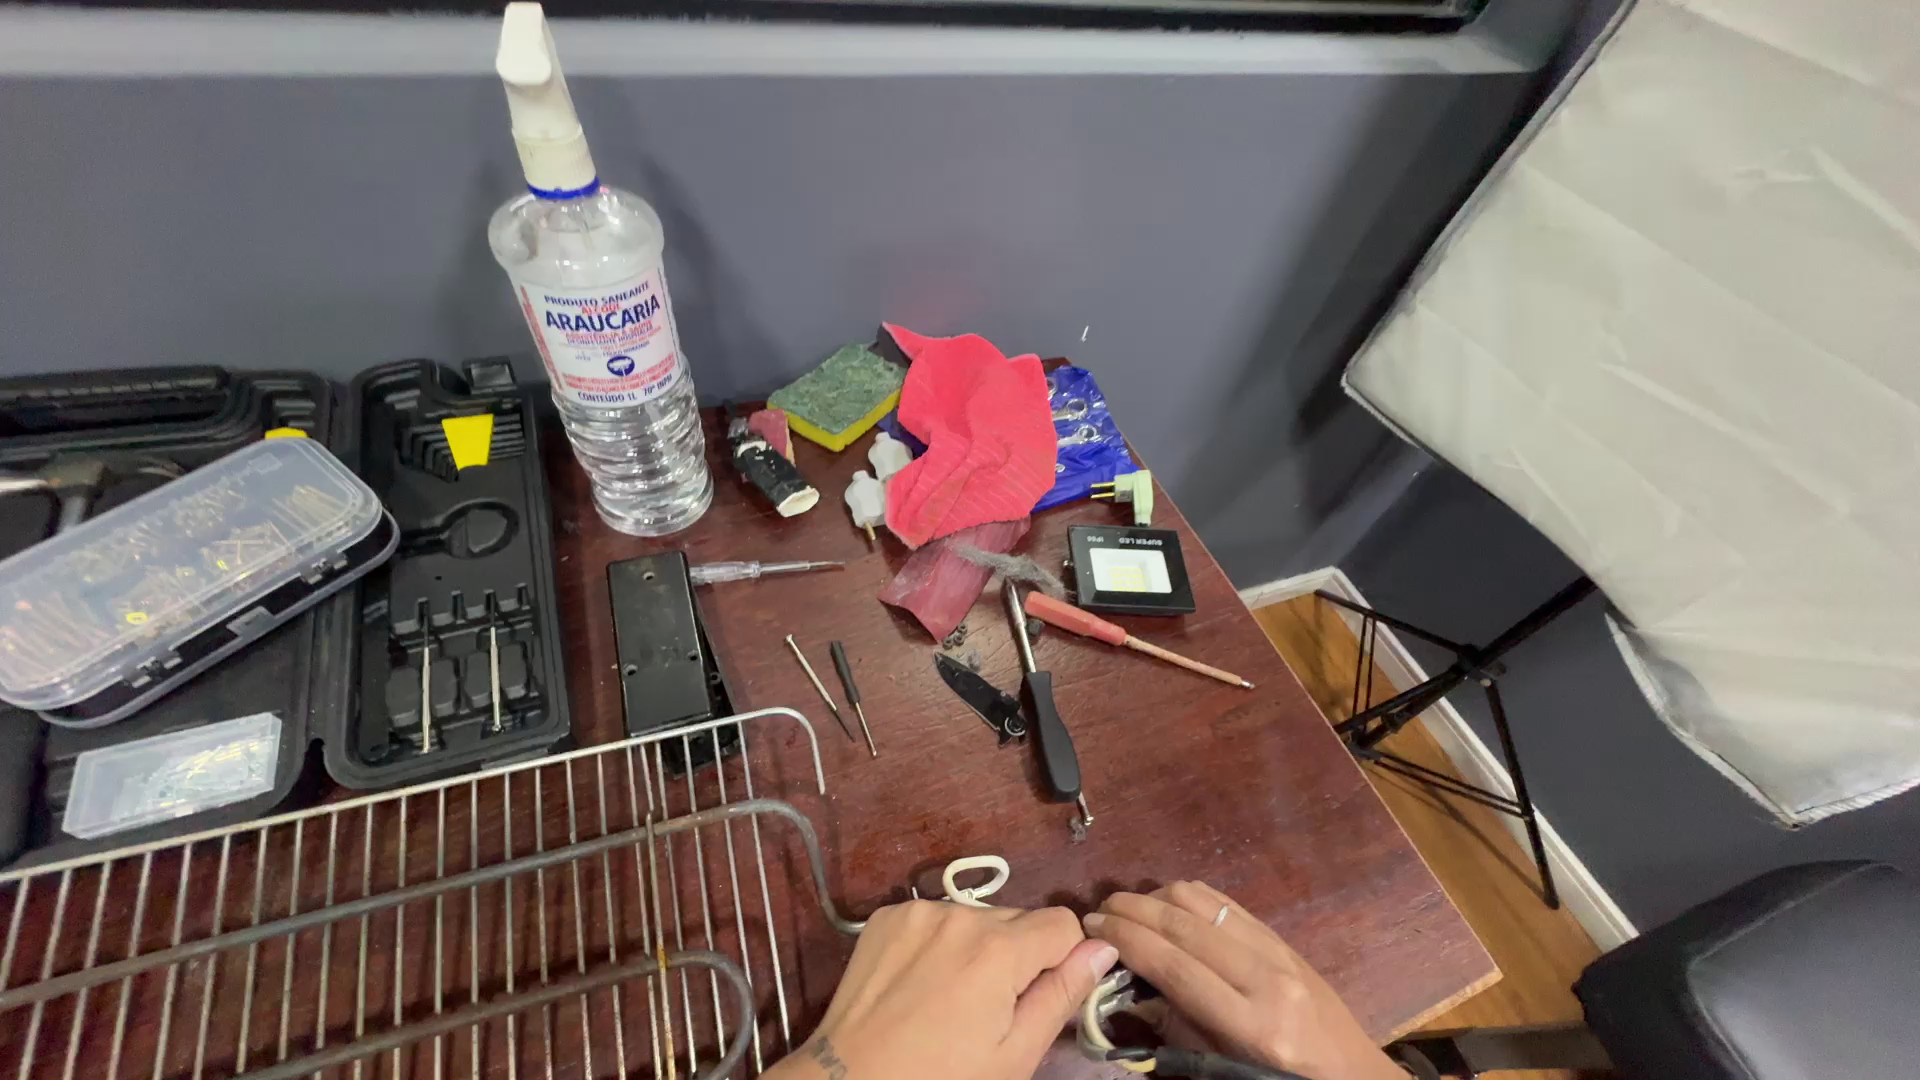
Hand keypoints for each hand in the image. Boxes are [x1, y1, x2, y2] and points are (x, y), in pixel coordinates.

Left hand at [767, 899, 1119, 1079]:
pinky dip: (939, 941)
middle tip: (992, 1007)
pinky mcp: (888, 914)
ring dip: (978, 947)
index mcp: (998, 948)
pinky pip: (935, 916)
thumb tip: (1103, 948)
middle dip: (1019, 955)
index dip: (1063, 959)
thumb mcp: (1014, 1057)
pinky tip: (920, 980)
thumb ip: (1061, 995)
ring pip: (977, 917)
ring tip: (951, 997)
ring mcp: (920, 910)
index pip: (1062, 923)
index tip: (1042, 994)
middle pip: (1018, 919)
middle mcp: (962, 914)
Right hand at [1084, 881, 1403, 1079]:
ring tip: (1127, 910)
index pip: (1173, 965)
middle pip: (1180, 922)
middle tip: (1097, 911)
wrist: (1356, 1078)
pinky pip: (1219, 899)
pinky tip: (1164, 906)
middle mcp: (1264, 976)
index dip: (1126, 939)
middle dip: (1130, 910)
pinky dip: (1182, 895)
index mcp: (1253, 1025)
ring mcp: (1274, 947)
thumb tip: (1128, 984)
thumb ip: (1177, 1028)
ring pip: (1197, 898)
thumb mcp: (1226, 1072)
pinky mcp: (1278, 933)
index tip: (1091, 926)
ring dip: (1153, 896)